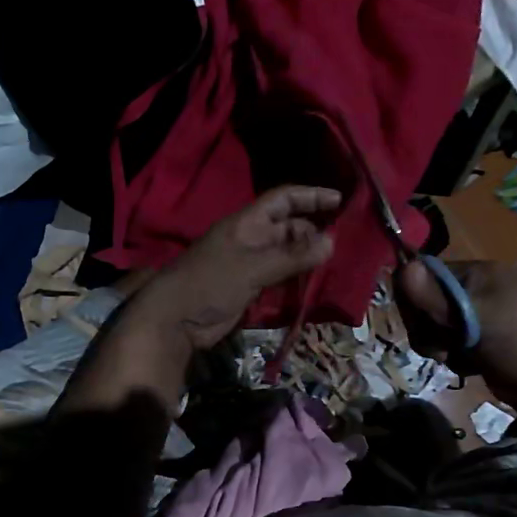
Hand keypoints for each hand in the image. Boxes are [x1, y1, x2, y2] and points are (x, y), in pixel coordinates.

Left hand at [131, 184, 340, 349]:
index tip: (339, 201)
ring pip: (287, 254)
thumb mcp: (253, 267)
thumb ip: (292, 256)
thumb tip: (331, 242)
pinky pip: (281, 276)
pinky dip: (298, 278)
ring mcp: (252, 264)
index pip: (283, 200)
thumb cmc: (210, 283)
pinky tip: (315, 284)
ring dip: (308, 257)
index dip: (310, 196)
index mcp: (248, 224)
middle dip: (314, 232)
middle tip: (339, 245)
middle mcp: (252, 239)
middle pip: (289, 228)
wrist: (176, 319)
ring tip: (333, 265)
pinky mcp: (252, 287)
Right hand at [397, 259, 516, 415]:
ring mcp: (483, 319)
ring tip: (462, 358)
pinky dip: (457, 358)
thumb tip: (402, 266)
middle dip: (429, 328)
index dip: (415, 300)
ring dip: (442, 347)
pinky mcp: (486, 344)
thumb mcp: (479, 320)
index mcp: (479, 273)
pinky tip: (472, 367)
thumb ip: (437, 298)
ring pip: (438, 329)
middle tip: (446, 346)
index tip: (425, 324)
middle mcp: (479, 290)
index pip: (424, 274)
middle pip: (427, 303)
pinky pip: (454, 347)